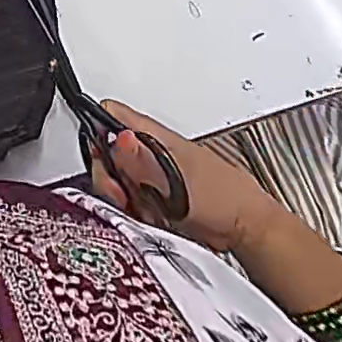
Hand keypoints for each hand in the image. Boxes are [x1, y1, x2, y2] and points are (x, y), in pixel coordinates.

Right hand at [88, 99, 288, 254]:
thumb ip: (142, 161)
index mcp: (153, 134)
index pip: (109, 115)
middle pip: (106, 151)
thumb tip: (117, 138)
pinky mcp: (154, 192)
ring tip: (142, 208)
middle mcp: (149, 148)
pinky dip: (132, 210)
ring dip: (121, 197)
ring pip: (116, 176)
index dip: (97, 133)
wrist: (244, 227)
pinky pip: (128, 197)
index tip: (101, 160)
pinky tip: (148, 216)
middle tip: (122, 195)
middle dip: (108, 176)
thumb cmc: (222, 197)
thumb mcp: (175, 180)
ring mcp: (151, 170)